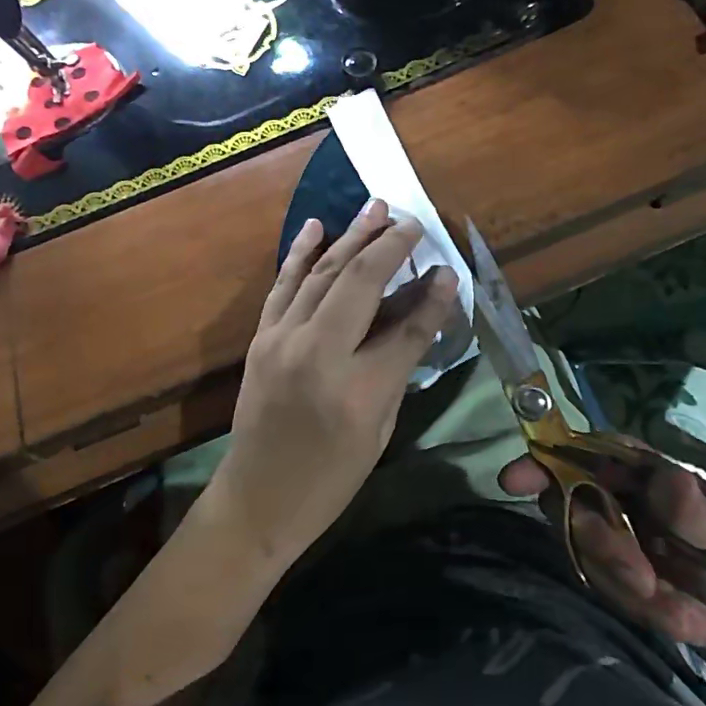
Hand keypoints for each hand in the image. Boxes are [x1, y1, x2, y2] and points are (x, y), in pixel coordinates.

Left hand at [203, 201, 460, 565]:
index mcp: (358, 390)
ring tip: (376, 207)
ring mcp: (282, 340)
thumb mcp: (379, 429)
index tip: (447, 268)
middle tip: (413, 221)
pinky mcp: (261, 338)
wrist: (258, 497)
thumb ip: (398, 368)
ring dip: (352, 237)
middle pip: (361, 284)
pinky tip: (318, 227)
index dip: (431, 296)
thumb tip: (420, 316)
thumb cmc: (331, 477)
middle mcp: (318, 354)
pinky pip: (283, 285)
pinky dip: (300, 253)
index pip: (406, 329)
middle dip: (390, 246)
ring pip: (322, 274)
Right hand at [500, 452, 705, 666]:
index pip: (575, 450)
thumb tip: (670, 478)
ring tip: (661, 594)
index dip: (542, 461)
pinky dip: (626, 598)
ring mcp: (597, 527)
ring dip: (618, 575)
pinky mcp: (596, 563)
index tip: (514, 481)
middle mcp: (605, 489)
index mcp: (632, 466)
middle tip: (640, 577)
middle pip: (564, 498)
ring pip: (576, 543)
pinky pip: (590, 576)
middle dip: (599, 542)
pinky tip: (660, 604)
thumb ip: (687, 510)